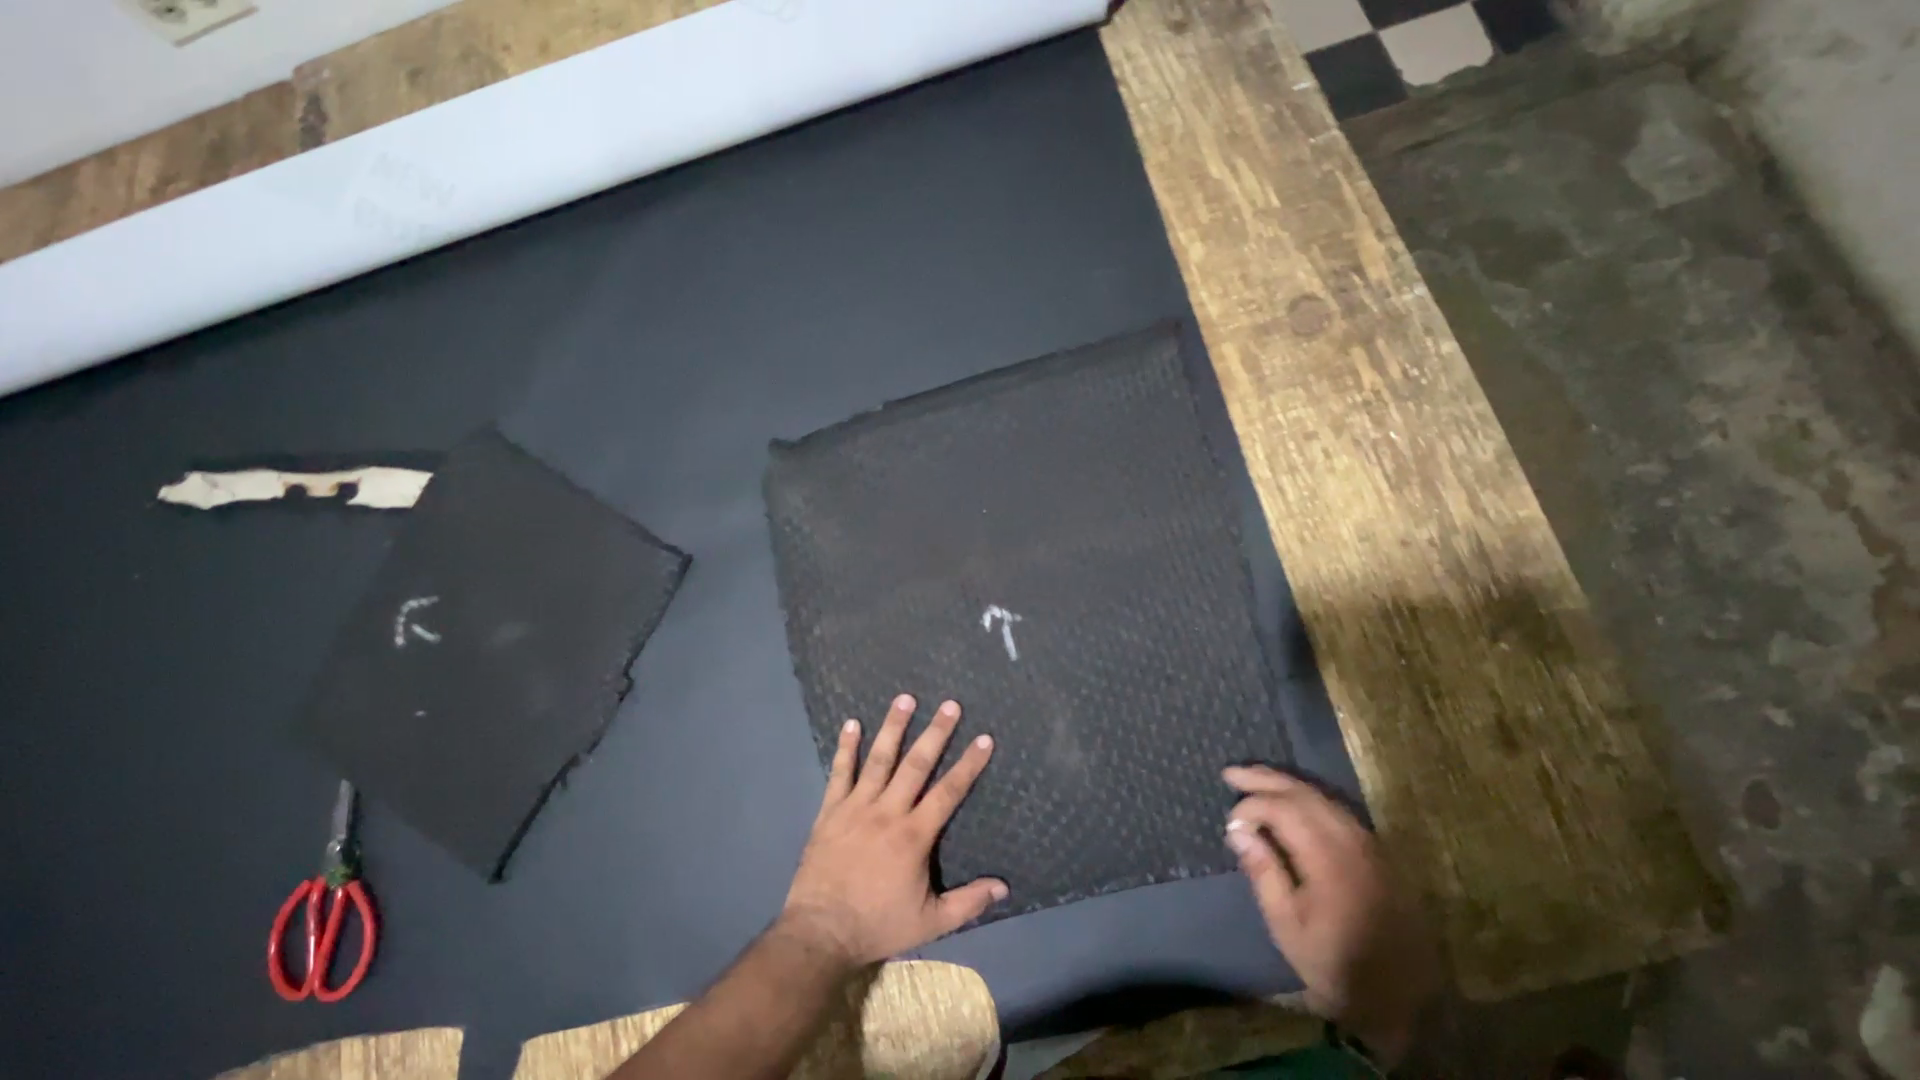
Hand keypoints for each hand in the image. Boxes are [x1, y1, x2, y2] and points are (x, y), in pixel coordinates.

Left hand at [780, 694, 1005, 967]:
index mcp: (914, 836)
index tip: (984, 738)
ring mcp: (856, 808)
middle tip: (950, 705)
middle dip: (936, 733)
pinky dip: (846, 748)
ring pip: (878, 760)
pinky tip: (851, 724)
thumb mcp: (930, 922)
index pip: (948, 792)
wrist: (820, 932)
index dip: (968, 765)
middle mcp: (887, 812)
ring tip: (905, 698)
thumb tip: (1004, 886)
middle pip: (916, 765)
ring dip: (893, 728)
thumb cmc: (878, 925)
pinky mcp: (829, 812)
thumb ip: (968, 902)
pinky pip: (839, 774)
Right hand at [1223, 766, 1439, 1065]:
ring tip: (1256, 779)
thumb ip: (1263, 871)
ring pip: (1324, 797)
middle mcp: (1351, 840)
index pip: (1283, 809)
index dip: (1252, 806)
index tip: (1229, 823)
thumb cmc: (1334, 963)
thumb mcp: (1287, 924)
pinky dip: (1309, 799)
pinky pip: (1337, 810)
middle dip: (1266, 780)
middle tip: (1231, 773)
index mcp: (1328, 858)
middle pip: (1305, 794)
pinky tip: (1293, 801)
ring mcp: (1368, 844)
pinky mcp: (1377, 852)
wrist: (1399, 994)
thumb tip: (1237, 830)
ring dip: (1287, 785)